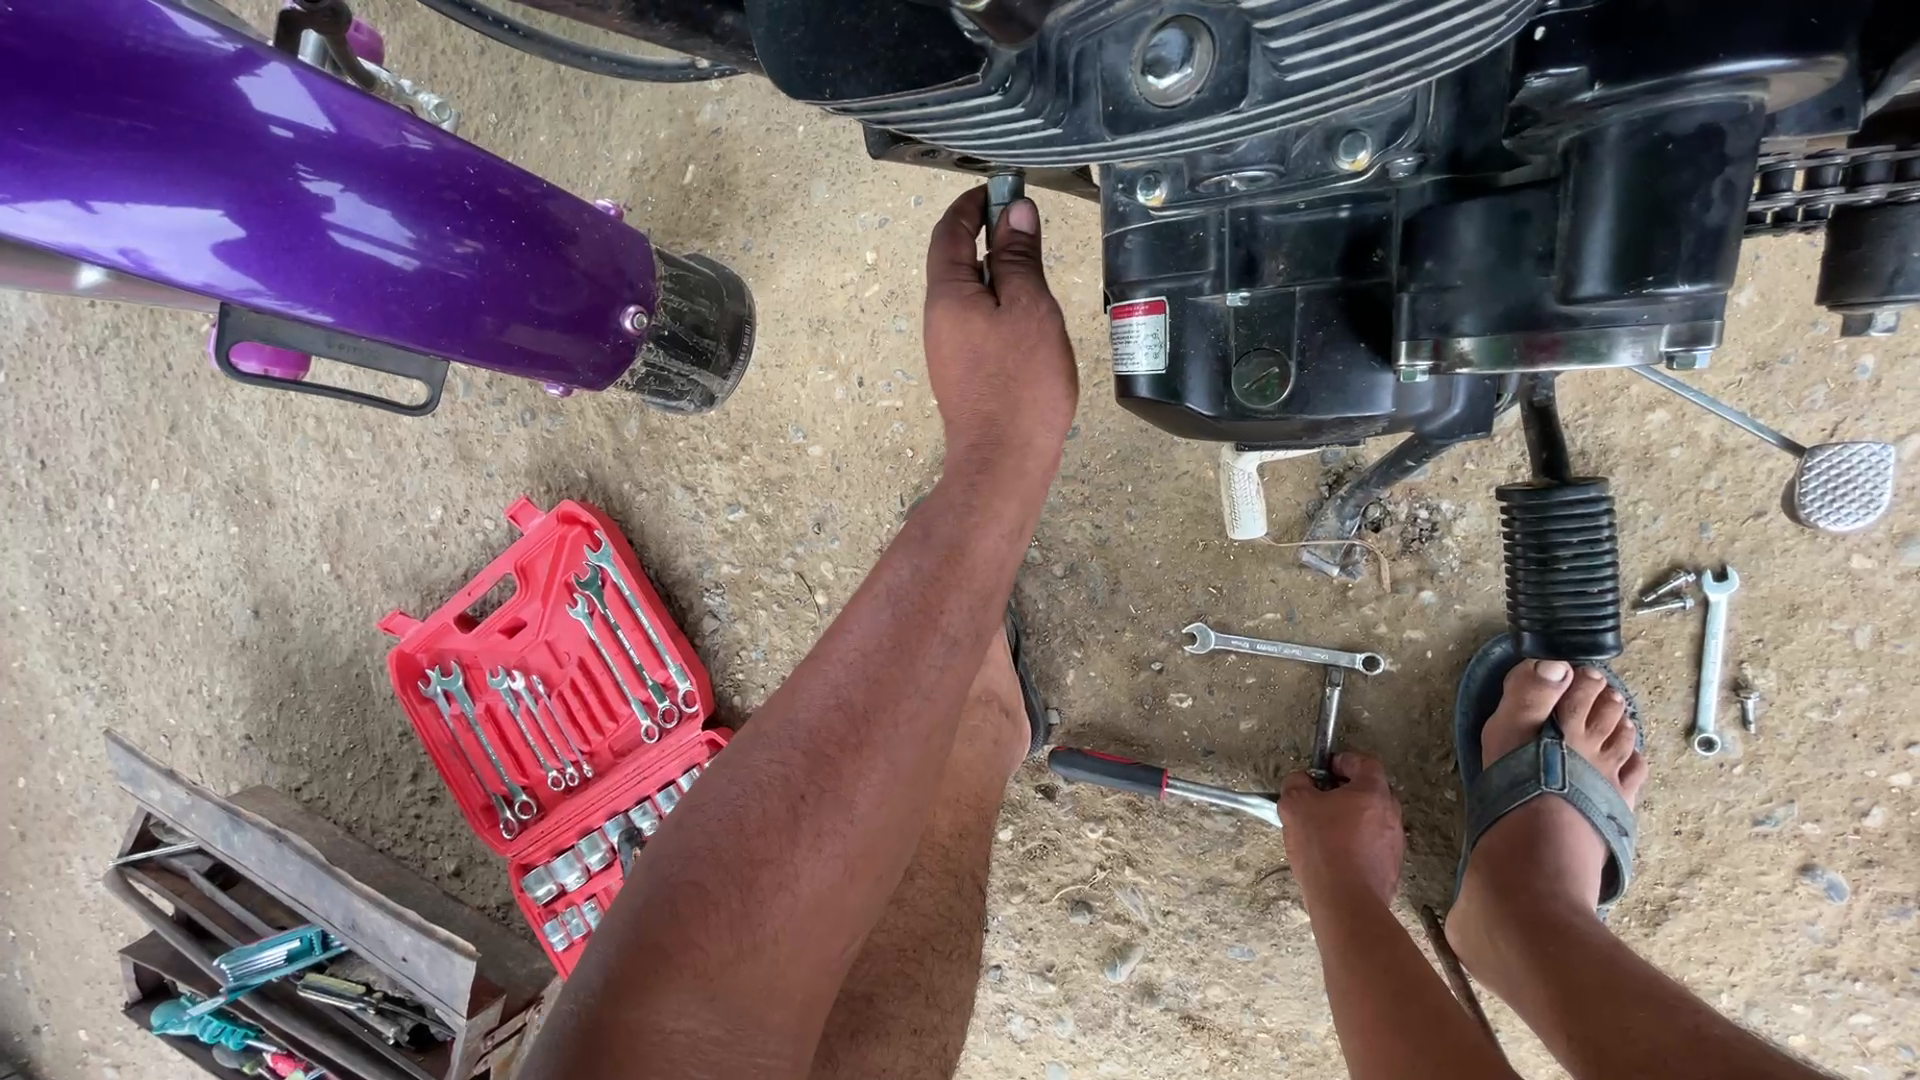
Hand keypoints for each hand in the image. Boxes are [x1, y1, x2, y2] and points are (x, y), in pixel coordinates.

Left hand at [922, 187, 1078, 480]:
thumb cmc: (1020, 384)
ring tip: (1038, 279)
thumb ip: (1019, 258)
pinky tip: (1029, 323)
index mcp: (947, 295)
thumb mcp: (1029, 309)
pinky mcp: (963, 375)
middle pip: (956, 264)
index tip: (1001, 190)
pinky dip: (1000, 310)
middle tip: (1030, 232)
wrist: (1003, 461)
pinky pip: (978, 326)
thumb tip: (1014, 213)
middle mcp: (938, 320)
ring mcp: (948, 350)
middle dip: (989, 240)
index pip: (949, 232)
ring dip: (998, 278)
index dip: (972, 205)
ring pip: (971, 298)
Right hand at [1278, 752, 1405, 909]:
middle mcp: (1391, 813)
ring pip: (1372, 818)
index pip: (1365, 762)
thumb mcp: (1295, 805)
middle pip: (1371, 790)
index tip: (1325, 769)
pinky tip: (1334, 853)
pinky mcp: (1392, 866)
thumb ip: (1297, 783)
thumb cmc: (1322, 845)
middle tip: (1321, 798)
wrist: (1346, 900)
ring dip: (1351, 817)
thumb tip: (1302, 781)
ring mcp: (1395, 842)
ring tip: (1324, 829)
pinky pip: (1372, 843)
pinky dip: (1356, 841)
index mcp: (1372, 792)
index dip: (1344, 760)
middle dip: (1346, 790)